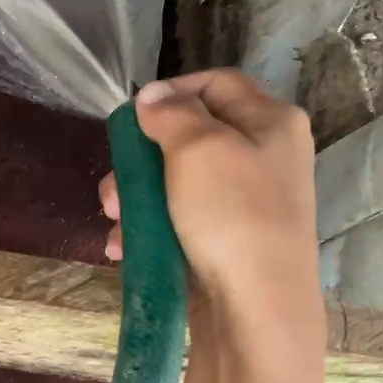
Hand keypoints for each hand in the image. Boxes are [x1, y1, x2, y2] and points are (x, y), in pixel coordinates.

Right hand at [99, 70, 324, 357]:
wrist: (252, 297)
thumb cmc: (231, 215)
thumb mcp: (198, 152)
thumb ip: (172, 118)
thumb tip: (150, 94)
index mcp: (268, 121)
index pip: (215, 85)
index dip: (170, 94)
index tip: (127, 121)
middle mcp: (257, 153)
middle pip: (182, 138)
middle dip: (137, 162)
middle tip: (113, 191)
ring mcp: (236, 197)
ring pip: (166, 184)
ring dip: (130, 203)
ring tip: (115, 227)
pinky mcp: (214, 235)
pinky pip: (167, 220)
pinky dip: (140, 231)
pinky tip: (123, 249)